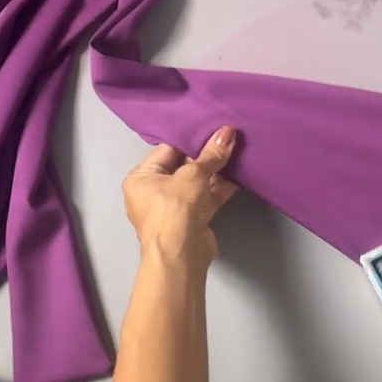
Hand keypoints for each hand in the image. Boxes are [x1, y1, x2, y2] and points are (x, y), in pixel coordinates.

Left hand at [122, 126, 239, 268]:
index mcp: (141, 177)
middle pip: (184, 165)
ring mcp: (174, 207)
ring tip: (238, 151)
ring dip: (217, 171)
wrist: (181, 255)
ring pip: (198, 182)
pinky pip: (207, 197)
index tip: (212, 126)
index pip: (167, 149)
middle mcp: (154, 192)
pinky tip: (239, 173)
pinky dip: (221, 187)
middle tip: (228, 136)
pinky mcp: (192, 219)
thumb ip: (212, 153)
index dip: (190, 138)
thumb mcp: (194, 174)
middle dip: (206, 155)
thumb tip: (228, 132)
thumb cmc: (175, 208)